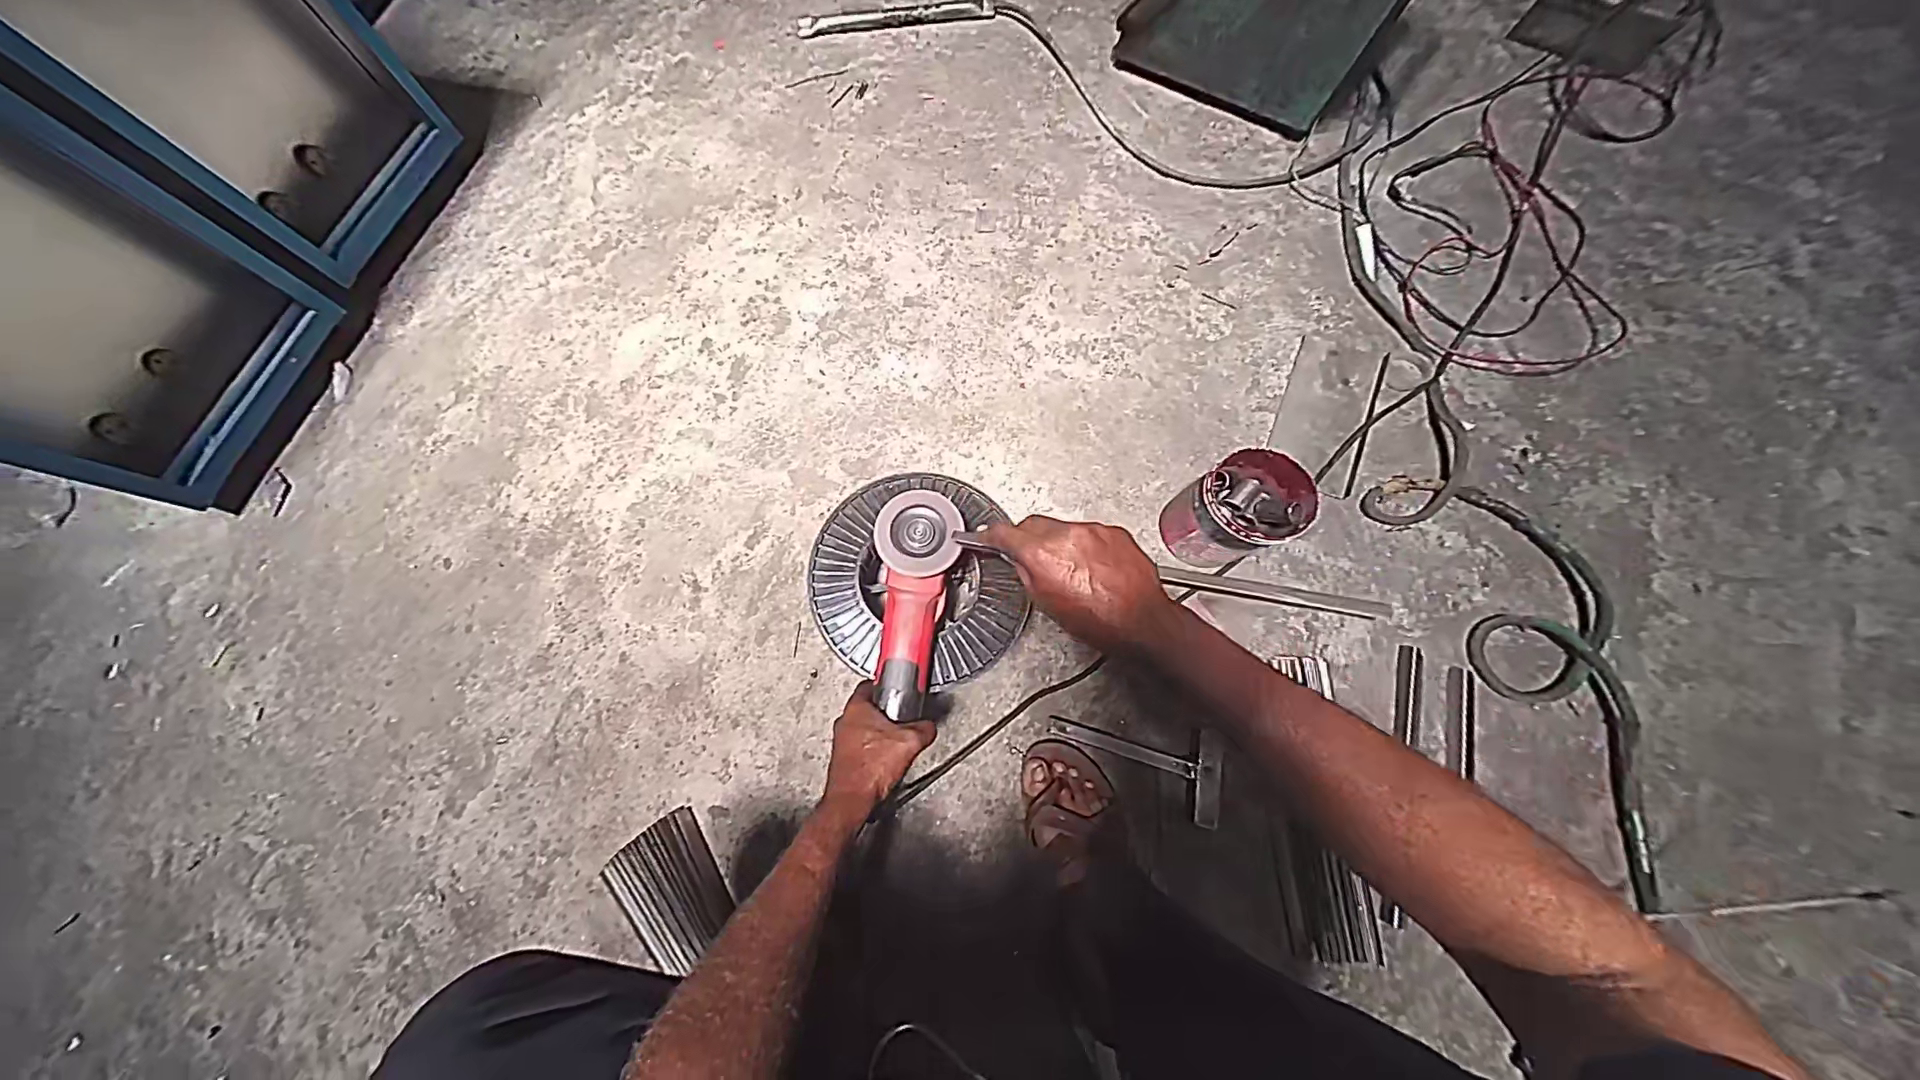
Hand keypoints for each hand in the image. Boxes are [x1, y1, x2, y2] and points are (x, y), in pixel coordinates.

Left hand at [821, 683, 935, 812]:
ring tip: (894, 739)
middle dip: (885, 711)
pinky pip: (860, 744)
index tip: (895, 688)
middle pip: (867, 706)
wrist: (852, 799)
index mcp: (856, 708)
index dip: (885, 685)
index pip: (869, 684)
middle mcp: (845, 721)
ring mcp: (841, 740)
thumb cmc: (870, 769)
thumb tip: (928, 727)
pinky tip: (884, 758)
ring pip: (863, 726)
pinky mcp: (843, 757)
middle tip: (899, 716)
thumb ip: (923, 728)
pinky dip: (872, 747)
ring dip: (878, 730)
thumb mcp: (909, 742)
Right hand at [979, 515, 1177, 653]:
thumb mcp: (1048, 604)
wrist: (1142, 621)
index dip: (992, 535)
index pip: (1006, 532)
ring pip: (1063, 527)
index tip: (988, 537)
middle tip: (1030, 557)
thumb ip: (1027, 574)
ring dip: (1059, 543)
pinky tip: (1092, 568)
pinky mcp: (1114, 532)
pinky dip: (1085, 545)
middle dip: (1027, 538)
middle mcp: (1067, 535)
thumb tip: (1019, 560)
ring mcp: (1093, 531)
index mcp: (1042, 554)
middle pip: (1034, 524)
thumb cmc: (1100, 622)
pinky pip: (1090, 532)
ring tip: (1072, 571)